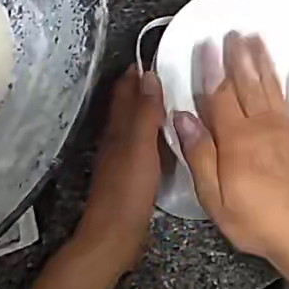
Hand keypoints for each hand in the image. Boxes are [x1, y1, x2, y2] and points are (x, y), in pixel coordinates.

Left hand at [71, 67, 165, 268]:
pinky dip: (155, 133)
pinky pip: (144, 143)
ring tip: (173, 98)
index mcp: (117, 128)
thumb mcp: (140, 147)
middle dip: (143, 86)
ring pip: (135, 123)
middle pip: (128, 105)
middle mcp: (116, 138)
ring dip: (149, 109)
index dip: (137, 72)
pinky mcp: (131, 174)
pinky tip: (169, 137)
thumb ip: (145, 112)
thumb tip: (148, 75)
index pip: (125, 90)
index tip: (155, 54)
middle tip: (168, 71)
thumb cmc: (127, 191)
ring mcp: (123, 157)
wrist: (115, 235)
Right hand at [174, 33, 288, 274]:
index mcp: (236, 139)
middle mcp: (263, 128)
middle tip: (234, 34)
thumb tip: (183, 119)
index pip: (219, 94)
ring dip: (265, 63)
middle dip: (239, 56)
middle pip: (248, 83)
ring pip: (274, 89)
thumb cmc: (258, 221)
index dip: (212, 69)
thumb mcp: (214, 196)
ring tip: (258, 41)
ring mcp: (288, 133)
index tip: (208, 46)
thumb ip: (199, 154)